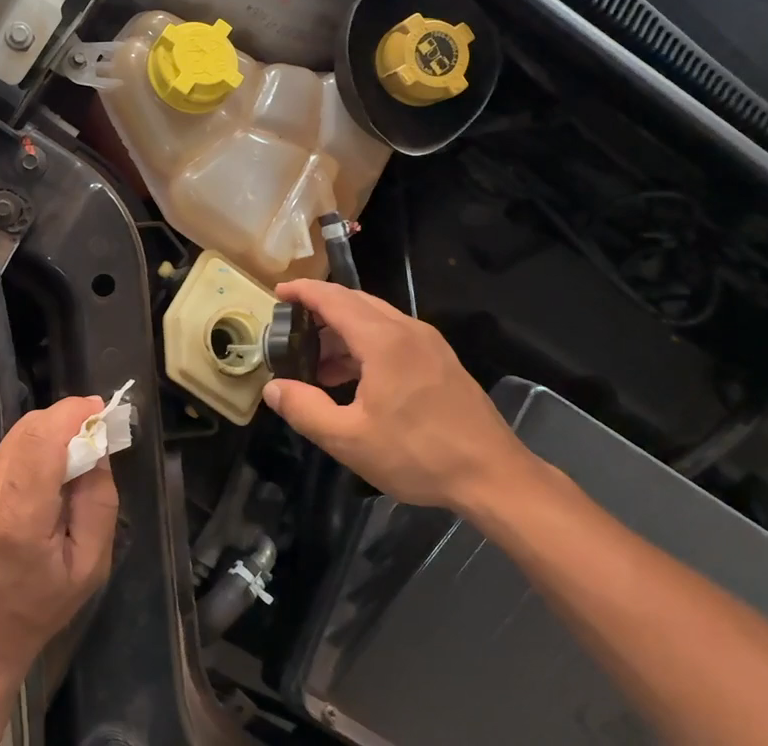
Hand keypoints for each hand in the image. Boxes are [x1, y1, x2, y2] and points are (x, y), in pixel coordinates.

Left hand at [0, 394, 119, 685]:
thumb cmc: (38, 609)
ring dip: (45, 440)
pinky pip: (0, 458)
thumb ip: (98, 502)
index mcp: (17, 515)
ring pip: (13, 439)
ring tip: (67, 470)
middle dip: (63, 422)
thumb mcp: (89, 566)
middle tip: (92, 438)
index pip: (41, 437)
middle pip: (27, 429)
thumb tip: (96, 447)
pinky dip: (25, 458)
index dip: (72, 414)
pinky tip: (37, 488)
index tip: (100, 410)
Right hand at [262, 280, 540, 511]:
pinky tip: (353, 378)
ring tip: (316, 363)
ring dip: (342, 332)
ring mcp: (429, 344)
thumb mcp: (349, 439)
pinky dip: (365, 344)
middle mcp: (408, 330)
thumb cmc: (418, 455)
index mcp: (383, 340)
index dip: (303, 292)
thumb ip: (304, 410)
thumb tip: (273, 388)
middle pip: (355, 303)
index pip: (334, 299)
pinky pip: (393, 337)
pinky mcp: (441, 362)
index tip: (277, 293)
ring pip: (376, 320)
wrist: (493, 476)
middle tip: (290, 330)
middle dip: (320, 311)